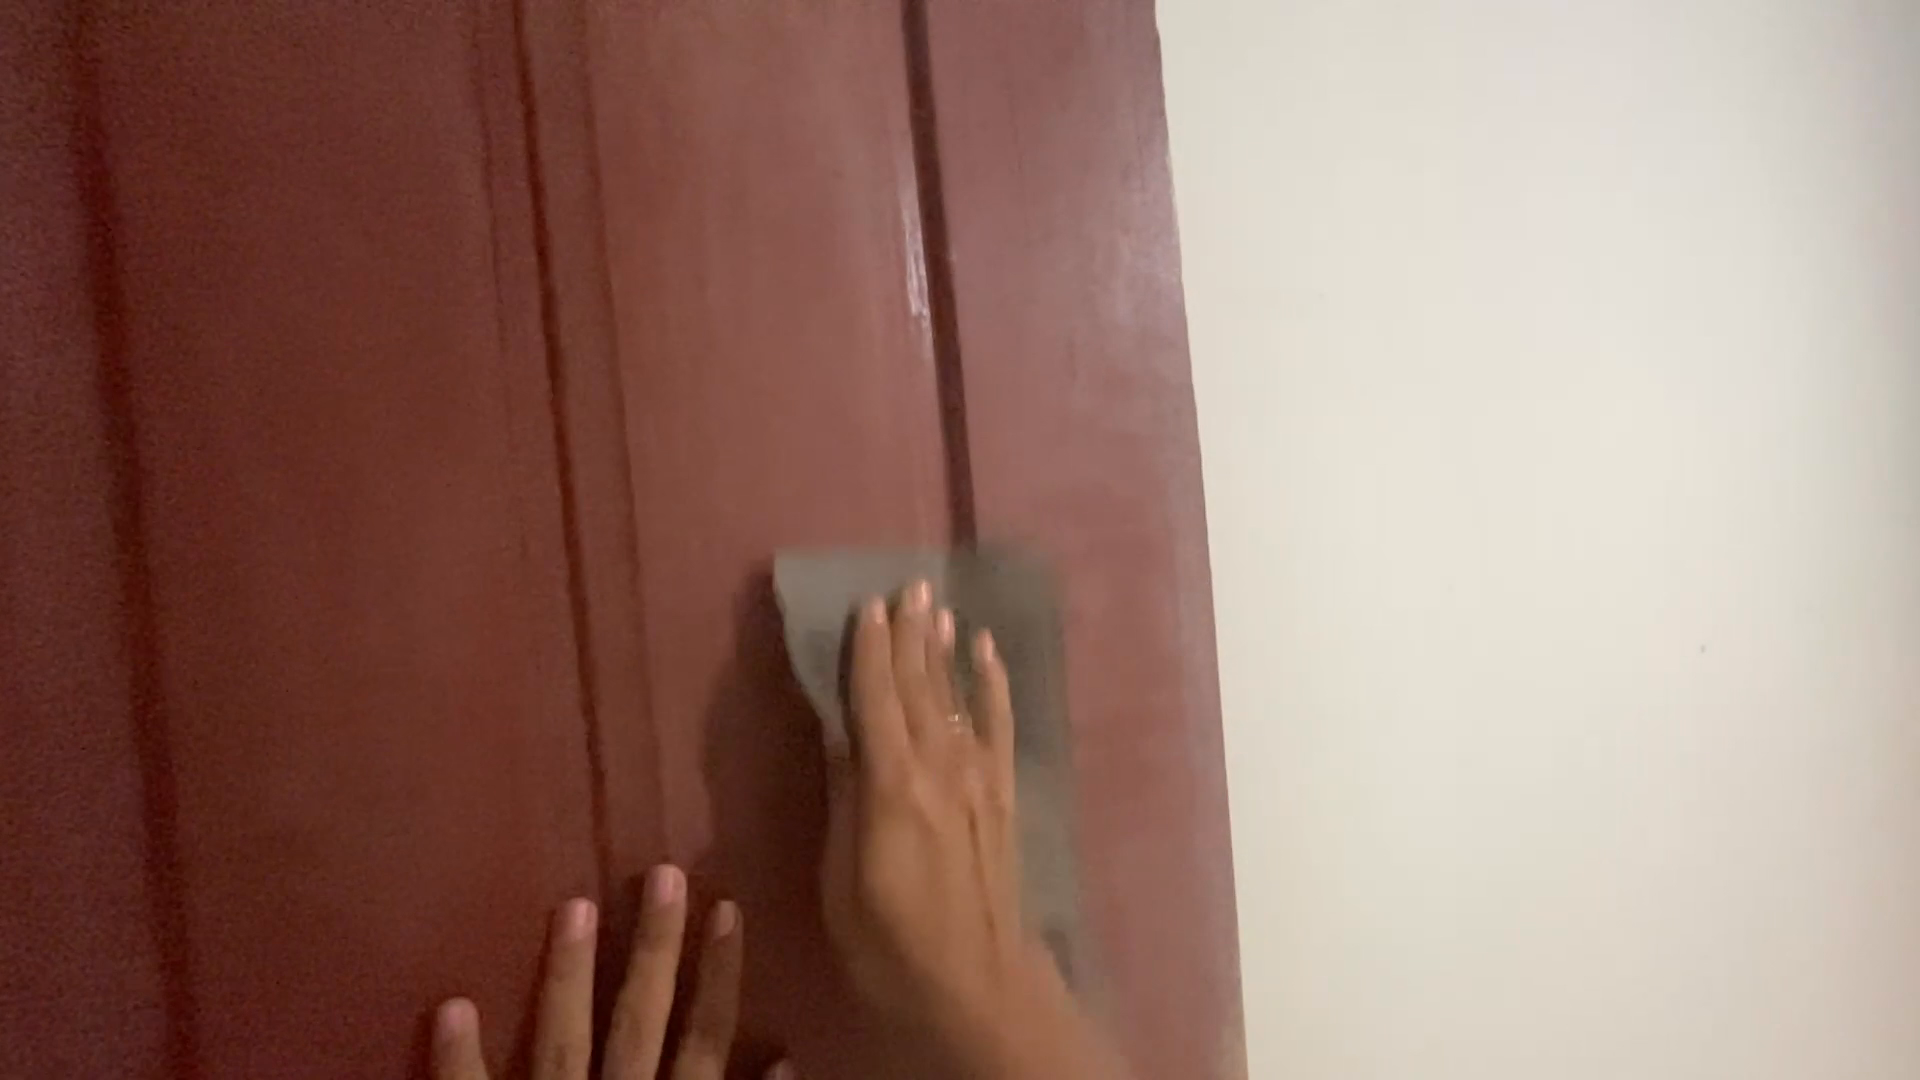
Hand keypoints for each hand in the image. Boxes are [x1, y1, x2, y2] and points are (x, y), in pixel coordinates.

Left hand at [432, 866, 791, 1079]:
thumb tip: (785, 1061)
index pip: (705, 1037)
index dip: (720, 972)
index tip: (727, 907)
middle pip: (642, 1020)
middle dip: (657, 948)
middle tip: (663, 875)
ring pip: (564, 1043)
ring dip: (569, 976)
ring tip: (574, 906)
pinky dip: (457, 1064)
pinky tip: (451, 1005)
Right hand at [821, 582, 1127, 1077]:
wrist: (975, 981)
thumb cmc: (888, 937)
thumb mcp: (842, 874)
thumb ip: (844, 794)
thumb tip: (840, 730)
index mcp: (890, 782)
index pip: (874, 696)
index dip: (870, 647)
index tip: (868, 603)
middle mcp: (938, 763)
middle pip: (917, 684)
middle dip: (910, 632)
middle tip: (908, 584)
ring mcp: (977, 773)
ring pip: (955, 693)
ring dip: (946, 647)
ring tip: (939, 606)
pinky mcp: (1002, 788)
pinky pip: (1000, 723)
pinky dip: (994, 684)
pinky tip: (989, 653)